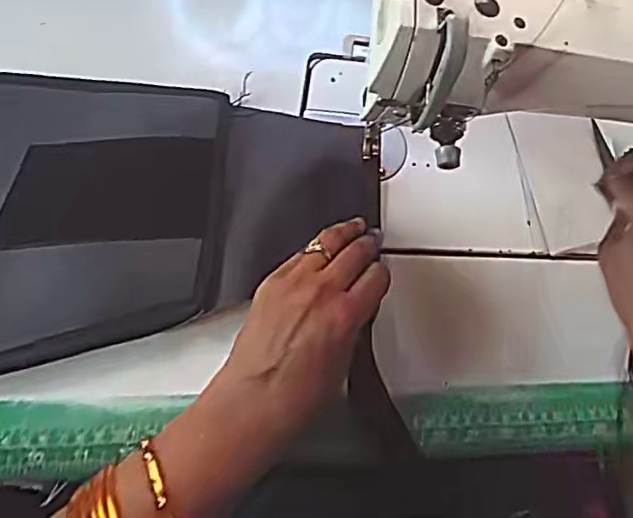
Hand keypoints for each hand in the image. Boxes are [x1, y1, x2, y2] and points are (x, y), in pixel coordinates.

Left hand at [209, 215, 390, 439]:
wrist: (250, 405)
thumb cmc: (292, 400)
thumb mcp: (343, 365)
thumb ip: (353, 327)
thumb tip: (357, 311)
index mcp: (345, 315)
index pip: (376, 276)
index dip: (382, 272)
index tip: (381, 271)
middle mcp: (321, 292)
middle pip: (355, 251)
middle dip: (368, 244)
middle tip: (374, 240)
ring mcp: (294, 283)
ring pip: (327, 241)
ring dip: (344, 233)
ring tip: (353, 227)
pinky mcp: (272, 282)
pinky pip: (299, 253)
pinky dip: (314, 248)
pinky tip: (318, 247)